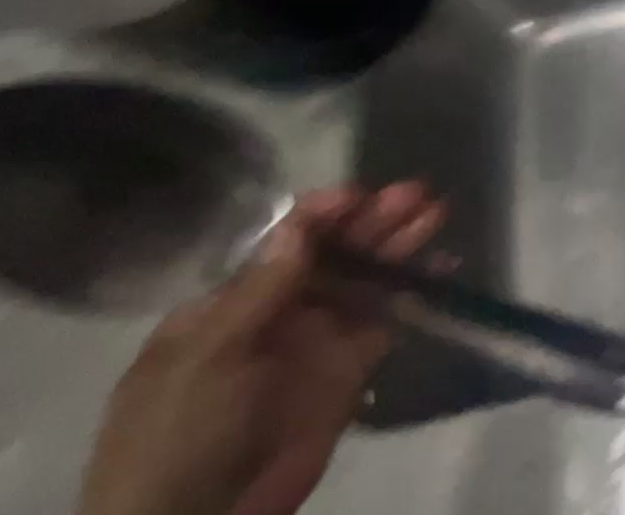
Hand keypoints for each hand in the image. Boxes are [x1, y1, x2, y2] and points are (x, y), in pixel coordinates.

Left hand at [77, 183, 446, 514]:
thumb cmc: (181, 431)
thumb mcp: (208, 357)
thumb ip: (259, 291)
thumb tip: (298, 226)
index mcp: (231, 304)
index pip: (283, 245)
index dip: (321, 216)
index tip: (359, 194)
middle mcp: (278, 311)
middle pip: (334, 254)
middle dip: (373, 221)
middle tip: (417, 193)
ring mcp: (318, 338)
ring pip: (367, 278)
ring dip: (400, 245)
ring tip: (436, 212)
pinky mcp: (352, 365)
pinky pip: (389, 317)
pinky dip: (416, 289)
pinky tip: (443, 265)